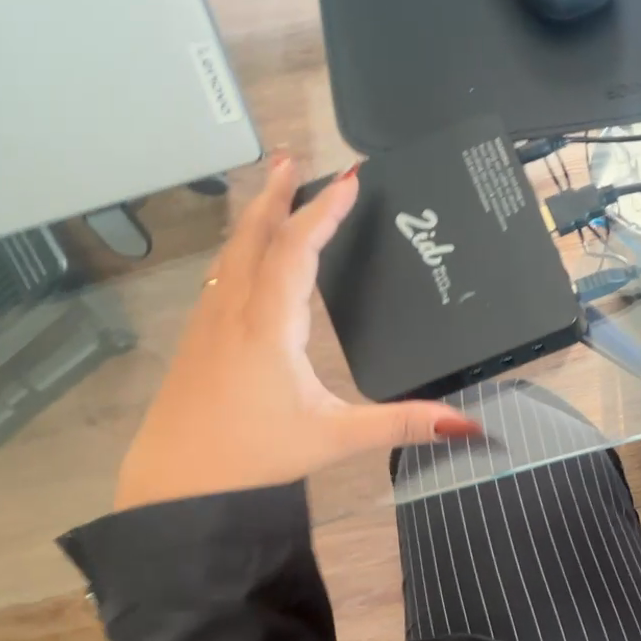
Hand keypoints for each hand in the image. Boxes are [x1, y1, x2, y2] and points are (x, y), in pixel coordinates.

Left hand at [113, 155, 480, 510]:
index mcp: (270, 326)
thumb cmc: (254, 454)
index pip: (298, 251)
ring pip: (232, 252)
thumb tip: (464, 424)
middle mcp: (235, 311)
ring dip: (255, 216)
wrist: (176, 479)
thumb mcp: (336, 438)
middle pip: (255, 235)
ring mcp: (210, 322)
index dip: (325, 212)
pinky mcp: (198, 339)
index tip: (350, 181)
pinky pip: (222, 275)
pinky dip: (240, 249)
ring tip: (272, 191)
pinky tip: (245, 258)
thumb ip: (401, 425)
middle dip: (277, 195)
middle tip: (295, 160)